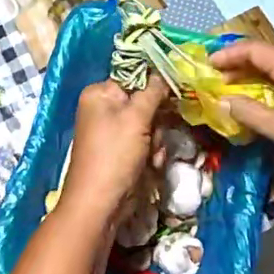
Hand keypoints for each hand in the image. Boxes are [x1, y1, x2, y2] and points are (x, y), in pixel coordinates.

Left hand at [59, 78, 167, 224]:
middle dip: (156, 121)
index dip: (155, 85)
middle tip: (154, 135)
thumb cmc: (114, 154)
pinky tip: (149, 166)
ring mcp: (114, 130)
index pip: (134, 77)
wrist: (100, 203)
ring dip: (156, 141)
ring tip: (150, 156)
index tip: (174, 94)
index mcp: (99, 93)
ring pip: (150, 124)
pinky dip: (151, 154)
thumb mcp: (135, 118)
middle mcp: (104, 108)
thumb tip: (164, 70)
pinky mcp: (123, 150)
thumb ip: (153, 91)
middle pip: (145, 102)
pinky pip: (146, 143)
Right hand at [209, 42, 273, 186]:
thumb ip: (247, 111)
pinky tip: (252, 98)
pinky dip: (262, 85)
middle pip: (263, 55)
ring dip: (248, 75)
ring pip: (273, 68)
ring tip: (226, 86)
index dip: (228, 54)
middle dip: (236, 63)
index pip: (254, 49)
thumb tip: (221, 101)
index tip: (207, 64)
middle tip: (212, 76)